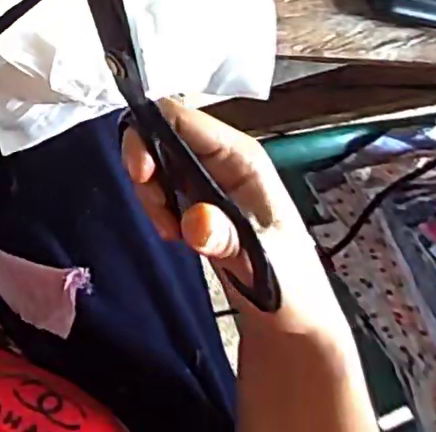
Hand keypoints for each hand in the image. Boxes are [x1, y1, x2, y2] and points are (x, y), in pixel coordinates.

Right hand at [122, 99, 350, 340]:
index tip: (140, 173)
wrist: (295, 318)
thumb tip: (196, 220)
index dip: (149, 133)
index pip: (179, 117)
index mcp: (240, 155)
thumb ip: (227, 238)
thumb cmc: (291, 288)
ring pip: (155, 156)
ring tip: (169, 229)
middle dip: (145, 165)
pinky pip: (159, 180)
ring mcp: (206, 172)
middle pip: (159, 132)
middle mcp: (220, 155)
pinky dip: (154, 203)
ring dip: (149, 190)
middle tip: (154, 206)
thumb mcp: (264, 266)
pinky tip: (172, 231)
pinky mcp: (194, 192)